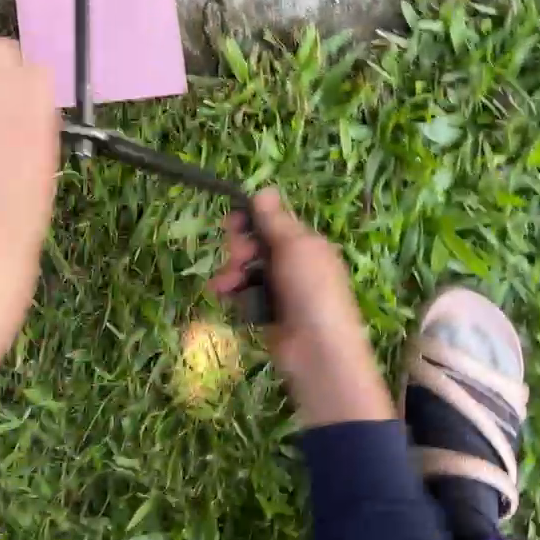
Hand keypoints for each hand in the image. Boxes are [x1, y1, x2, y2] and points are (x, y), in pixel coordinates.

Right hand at [211, 190, 394, 427]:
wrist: (318, 351)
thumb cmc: (311, 290)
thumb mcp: (295, 246)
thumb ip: (274, 219)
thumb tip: (264, 189)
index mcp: (306, 244)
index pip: (272, 222)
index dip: (251, 220)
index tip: (233, 222)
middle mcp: (293, 263)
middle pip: (255, 244)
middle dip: (239, 248)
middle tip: (237, 258)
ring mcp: (280, 289)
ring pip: (246, 268)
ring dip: (231, 271)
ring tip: (225, 284)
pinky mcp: (267, 311)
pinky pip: (243, 292)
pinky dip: (232, 291)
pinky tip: (221, 294)